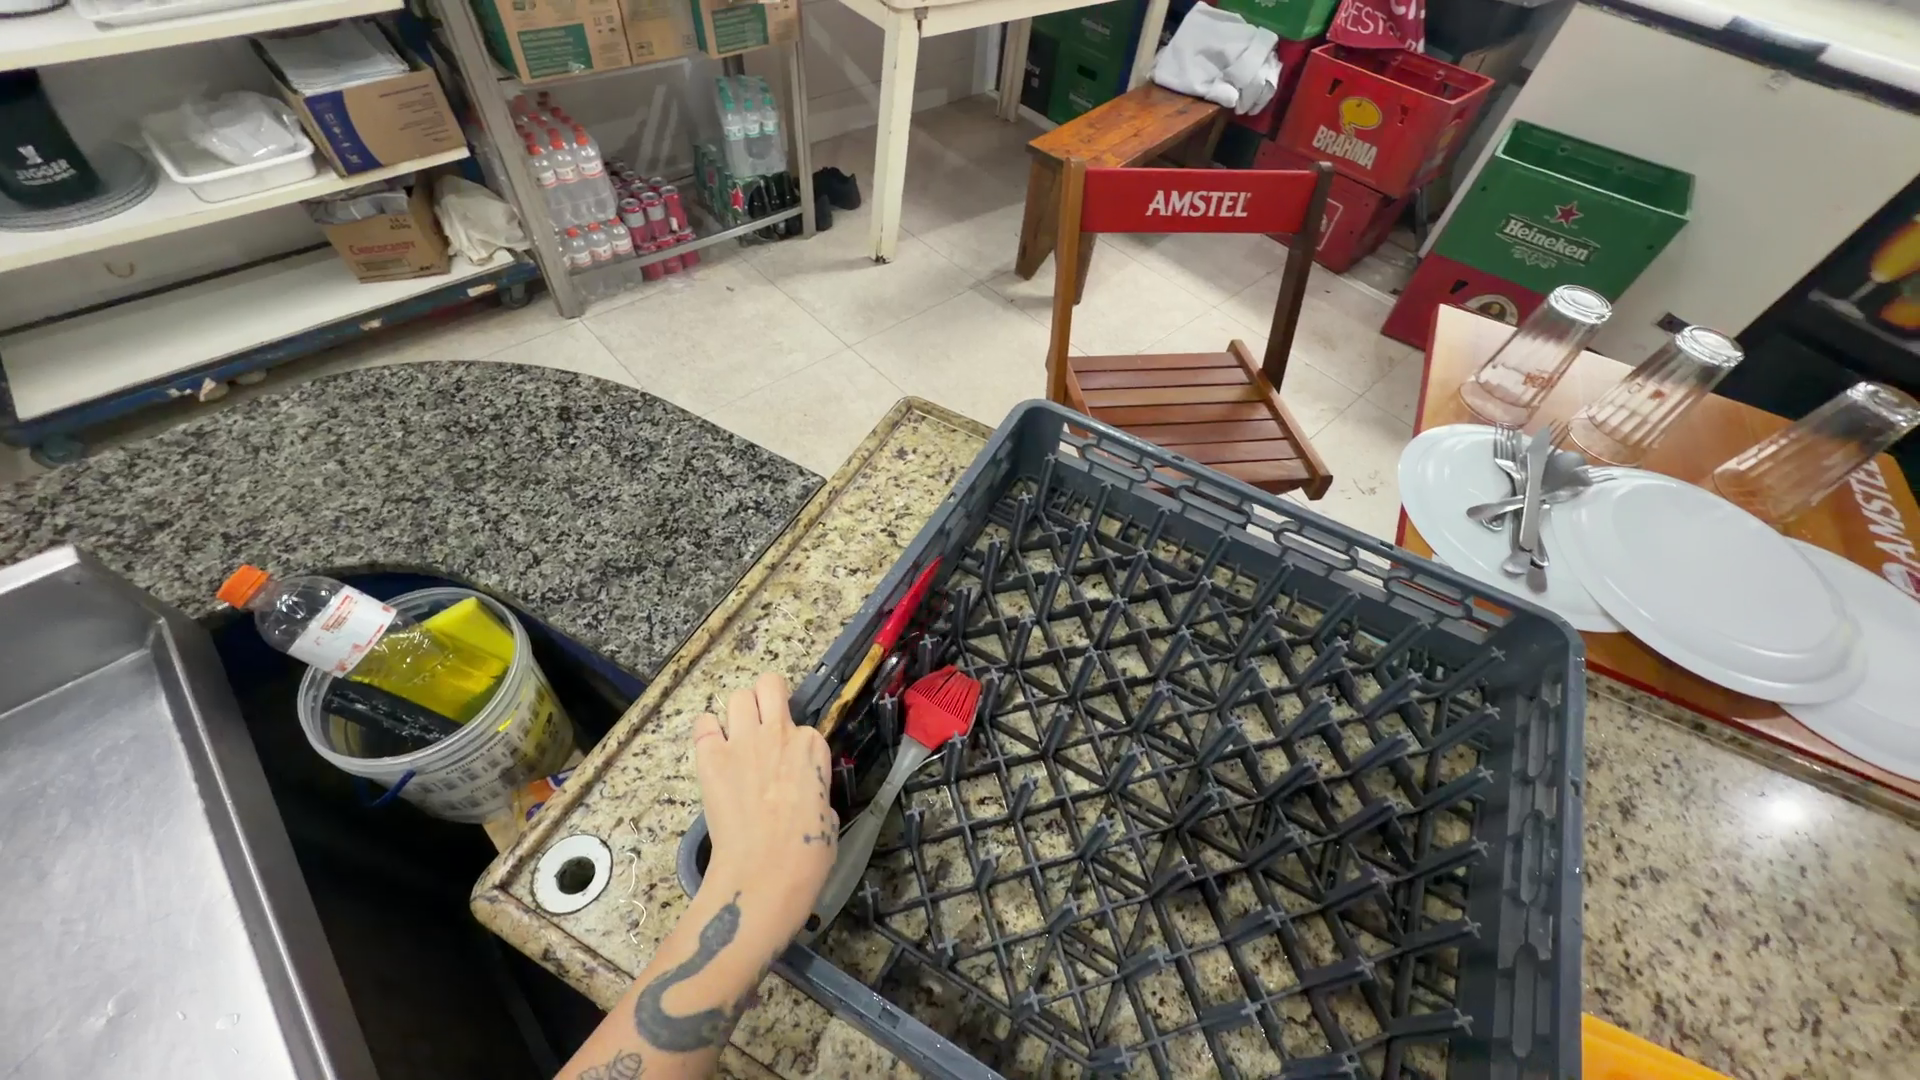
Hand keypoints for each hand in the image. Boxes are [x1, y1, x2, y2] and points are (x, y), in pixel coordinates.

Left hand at [692, 673, 835, 941]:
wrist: (764, 873)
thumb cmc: (806, 855)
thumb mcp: (827, 815)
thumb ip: (814, 791)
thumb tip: (804, 796)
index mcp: (813, 748)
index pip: (804, 727)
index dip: (794, 745)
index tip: (788, 767)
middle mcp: (779, 733)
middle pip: (769, 686)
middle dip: (766, 698)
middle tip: (763, 723)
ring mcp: (743, 742)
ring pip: (737, 697)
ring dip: (737, 714)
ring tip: (735, 739)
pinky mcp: (711, 758)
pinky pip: (704, 724)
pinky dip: (707, 732)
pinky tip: (711, 750)